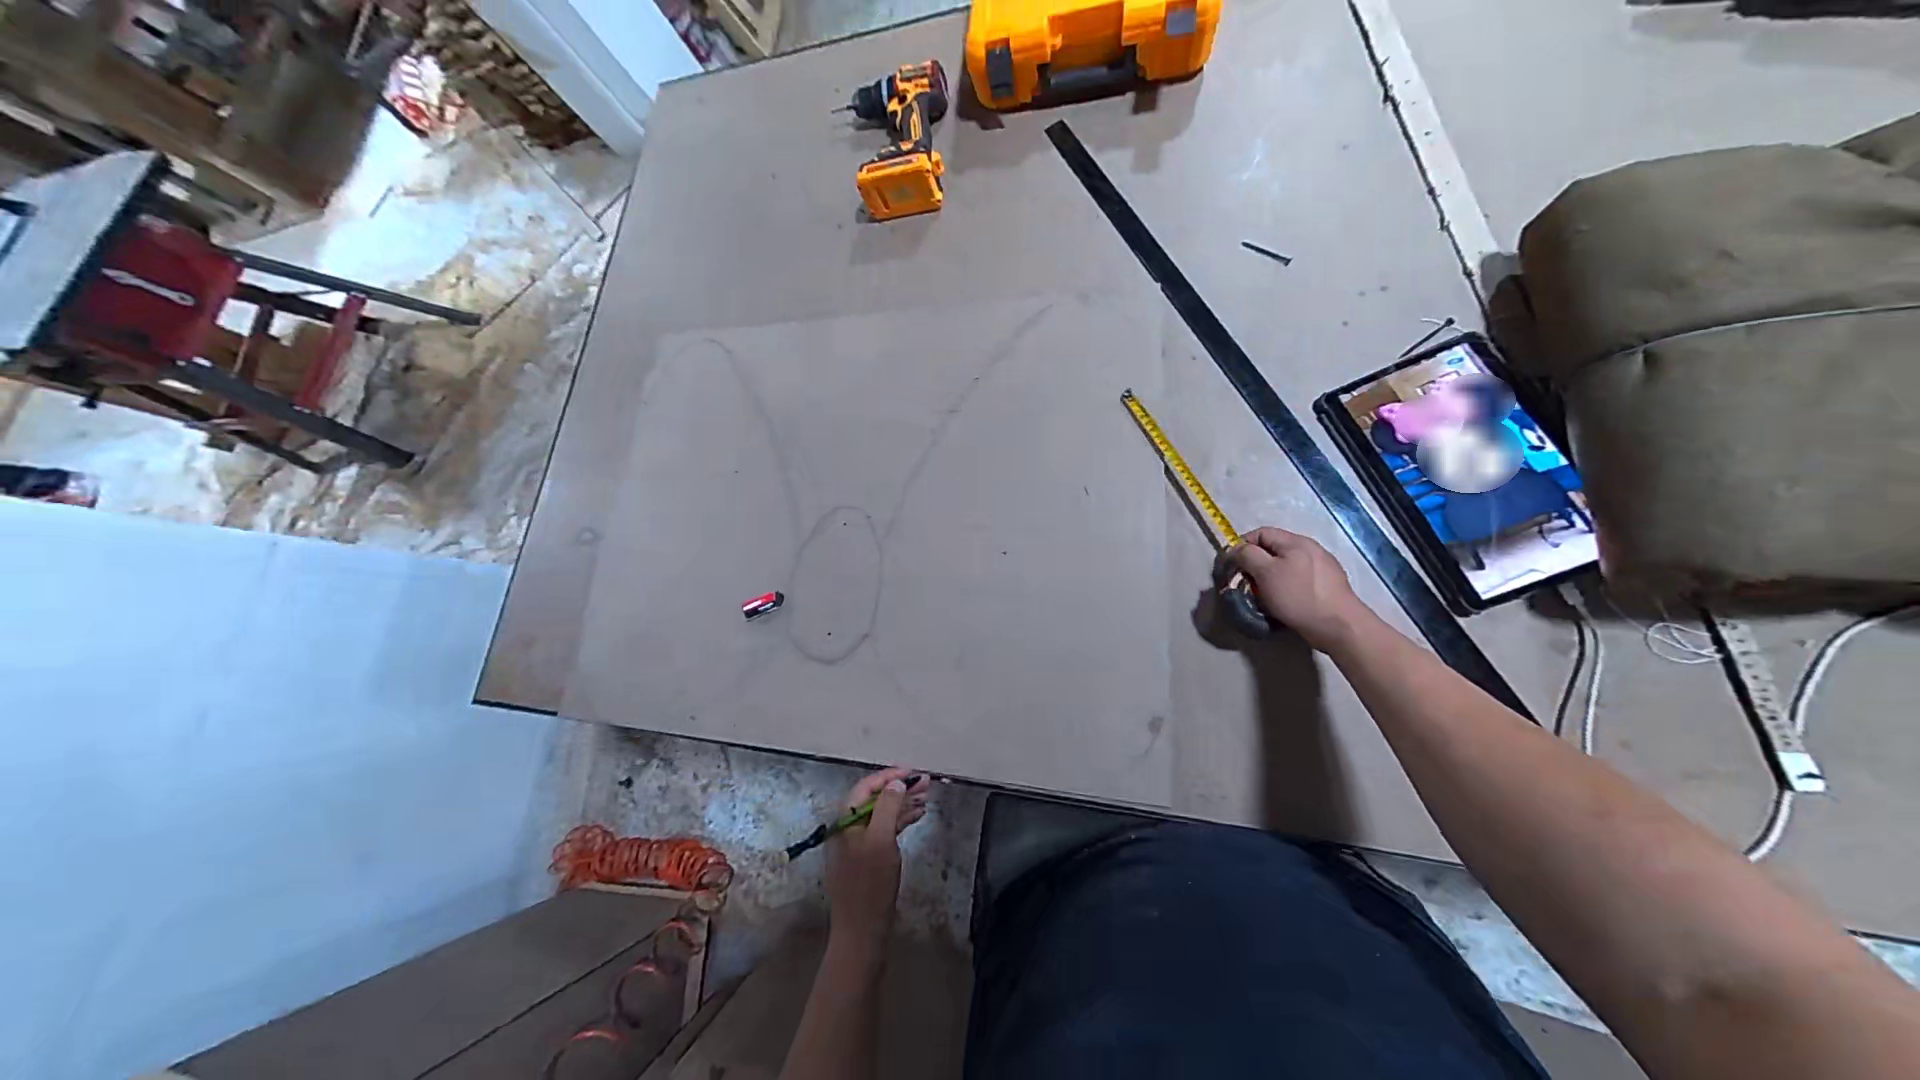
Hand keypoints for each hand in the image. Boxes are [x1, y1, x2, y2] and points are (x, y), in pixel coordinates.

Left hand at [825, 768, 929, 945]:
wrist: (861, 933)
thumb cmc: (870, 885)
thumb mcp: (881, 841)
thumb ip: (887, 807)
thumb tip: (895, 783)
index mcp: (844, 821)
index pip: (866, 788)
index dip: (889, 777)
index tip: (913, 772)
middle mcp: (848, 829)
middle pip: (875, 800)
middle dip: (899, 789)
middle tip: (926, 782)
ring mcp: (857, 845)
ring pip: (881, 815)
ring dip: (903, 803)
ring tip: (927, 796)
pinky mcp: (867, 859)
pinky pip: (884, 830)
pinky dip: (900, 821)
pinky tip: (917, 816)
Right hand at [1220, 527, 1371, 651]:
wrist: (1339, 625)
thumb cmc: (1298, 596)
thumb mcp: (1265, 573)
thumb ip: (1247, 556)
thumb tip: (1237, 550)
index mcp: (1295, 541)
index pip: (1260, 533)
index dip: (1242, 546)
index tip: (1234, 567)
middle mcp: (1310, 548)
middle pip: (1273, 549)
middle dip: (1256, 564)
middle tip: (1248, 584)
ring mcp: (1322, 566)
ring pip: (1285, 565)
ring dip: (1270, 577)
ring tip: (1265, 595)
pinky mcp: (1327, 584)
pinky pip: (1298, 578)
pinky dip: (1286, 586)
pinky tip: (1286, 601)